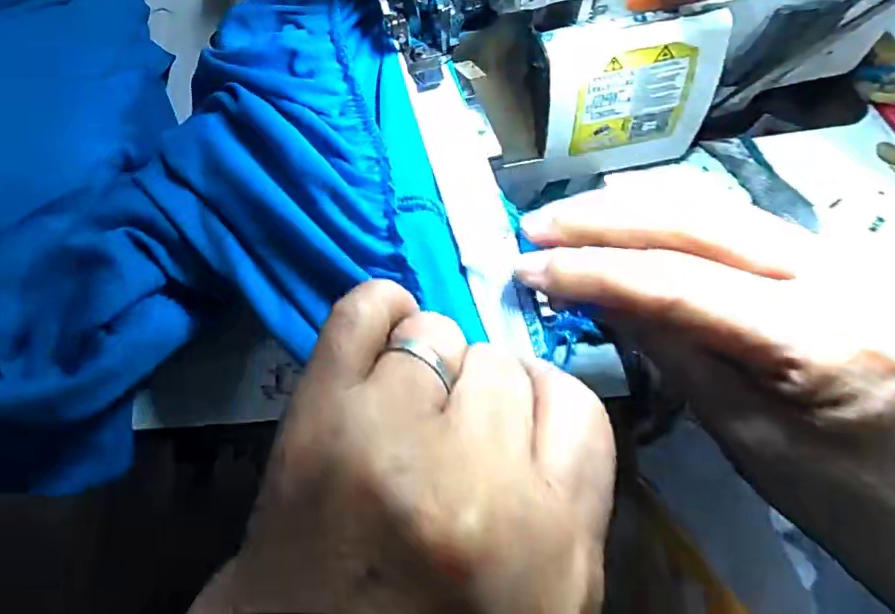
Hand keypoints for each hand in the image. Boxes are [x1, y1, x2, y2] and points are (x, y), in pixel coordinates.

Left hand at [192, 280, 613, 613]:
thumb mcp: (549, 591)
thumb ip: (564, 491)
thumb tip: (538, 393)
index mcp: (547, 530)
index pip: (574, 403)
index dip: (542, 401)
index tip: (515, 416)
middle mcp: (469, 469)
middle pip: (499, 363)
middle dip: (480, 390)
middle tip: (449, 426)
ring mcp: (385, 426)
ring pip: (434, 332)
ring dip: (427, 359)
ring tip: (405, 402)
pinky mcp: (319, 401)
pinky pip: (361, 309)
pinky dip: (379, 308)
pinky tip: (382, 336)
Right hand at [515, 189, 894, 613]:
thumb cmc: (844, 499)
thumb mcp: (737, 430)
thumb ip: (661, 343)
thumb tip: (579, 286)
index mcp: (838, 341)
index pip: (681, 283)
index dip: (591, 269)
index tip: (525, 266)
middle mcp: (856, 277)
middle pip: (696, 223)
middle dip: (599, 220)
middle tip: (532, 227)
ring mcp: (856, 254)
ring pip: (711, 204)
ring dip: (624, 207)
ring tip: (559, 216)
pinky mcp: (842, 250)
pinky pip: (733, 216)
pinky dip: (664, 210)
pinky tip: (617, 209)